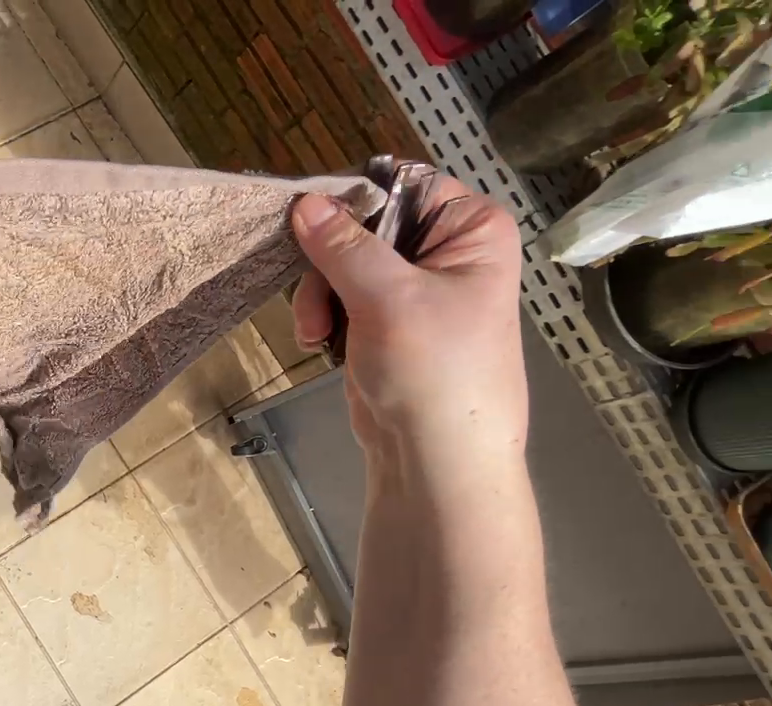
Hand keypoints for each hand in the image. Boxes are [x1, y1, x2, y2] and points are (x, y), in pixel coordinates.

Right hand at [290, 177, 526, 465]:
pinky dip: (321, 319)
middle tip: (318, 309)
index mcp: (468, 229)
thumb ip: (342, 247)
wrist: (433, 450)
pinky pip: (337, 301)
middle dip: (327, 270)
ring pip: (339, 268)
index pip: (402, 188)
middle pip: (361, 230)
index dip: (352, 205)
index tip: (308, 229)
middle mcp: (442, 252)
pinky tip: (321, 344)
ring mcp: (409, 290)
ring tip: (318, 336)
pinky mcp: (380, 323)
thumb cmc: (432, 368)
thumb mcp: (387, 298)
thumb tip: (303, 202)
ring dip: (317, 301)